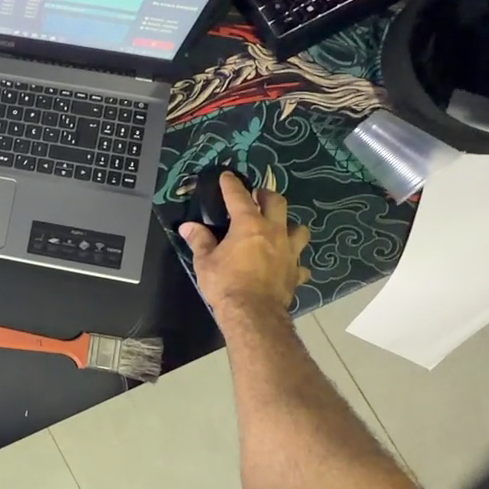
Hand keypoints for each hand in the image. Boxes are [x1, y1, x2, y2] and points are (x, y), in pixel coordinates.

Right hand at [178, 172, 310, 316]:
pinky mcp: (296, 271)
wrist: (252, 313)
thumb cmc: (225, 284)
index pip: (239, 197)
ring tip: (280, 229)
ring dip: (289, 225)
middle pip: (278, 203)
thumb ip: (199, 240)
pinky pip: (300, 262)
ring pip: (299, 229)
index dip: (232, 185)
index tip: (228, 176)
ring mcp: (290, 251)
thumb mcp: (204, 262)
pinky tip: (287, 265)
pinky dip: (294, 261)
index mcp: (249, 226)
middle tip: (259, 196)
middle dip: (267, 195)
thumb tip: (188, 226)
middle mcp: (274, 232)